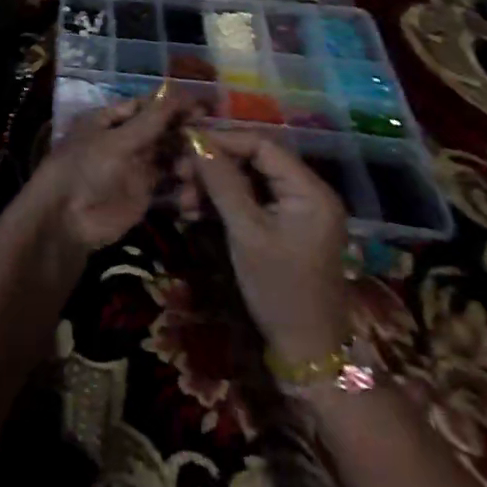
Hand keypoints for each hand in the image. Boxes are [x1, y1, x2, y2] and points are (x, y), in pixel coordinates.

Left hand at [30, 94, 189, 250]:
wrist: (67, 217)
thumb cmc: (86, 168)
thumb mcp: (117, 141)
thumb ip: (150, 121)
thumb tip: (180, 91)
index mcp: (109, 120)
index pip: (146, 106)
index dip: (173, 105)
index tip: (204, 106)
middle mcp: (124, 139)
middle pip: (161, 131)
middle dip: (184, 134)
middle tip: (214, 138)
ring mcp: (135, 166)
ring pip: (169, 156)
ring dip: (187, 160)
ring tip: (202, 167)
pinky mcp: (144, 192)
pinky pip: (170, 182)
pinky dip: (185, 185)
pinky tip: (199, 189)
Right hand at [176, 131, 350, 364]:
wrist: (306, 346)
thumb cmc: (279, 286)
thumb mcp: (246, 231)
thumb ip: (222, 183)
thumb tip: (196, 142)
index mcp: (309, 191)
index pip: (262, 145)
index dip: (221, 140)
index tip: (183, 145)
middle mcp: (307, 193)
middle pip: (253, 160)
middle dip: (212, 165)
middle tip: (177, 174)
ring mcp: (295, 211)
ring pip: (246, 180)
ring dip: (211, 185)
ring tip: (182, 201)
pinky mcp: (282, 227)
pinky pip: (248, 201)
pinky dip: (220, 203)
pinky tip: (194, 212)